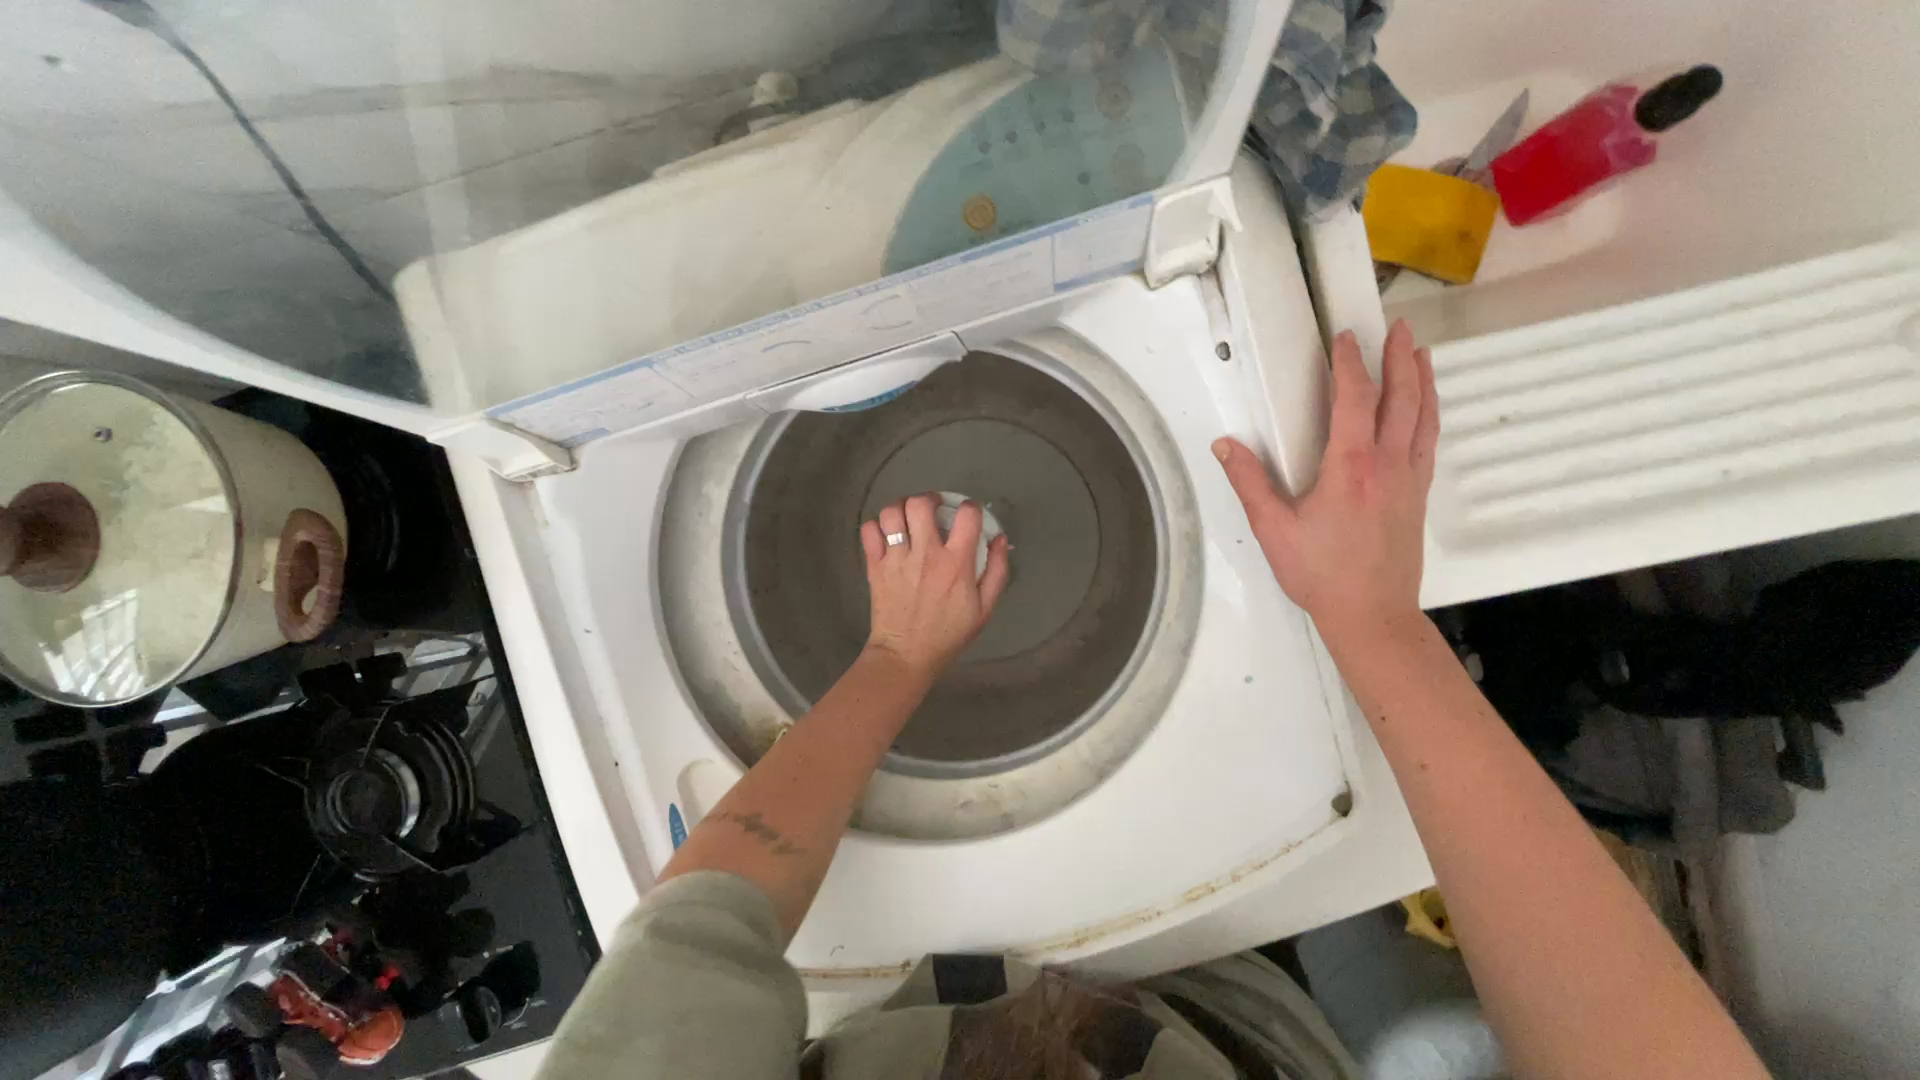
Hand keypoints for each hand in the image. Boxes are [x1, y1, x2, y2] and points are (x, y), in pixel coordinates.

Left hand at [859, 493, 1011, 679]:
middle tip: (933, 508)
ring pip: (892, 513)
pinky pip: (869, 531)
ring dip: (901, 508)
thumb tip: (999, 538)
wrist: (906, 655)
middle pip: (921, 505)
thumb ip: (997, 571)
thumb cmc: (949, 633)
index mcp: (956, 564)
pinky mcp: (875, 566)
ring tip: (907, 518)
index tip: (968, 513)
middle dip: (929, 499)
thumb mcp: (984, 608)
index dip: (970, 507)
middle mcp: (925, 554)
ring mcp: (896, 559)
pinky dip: (876, 526)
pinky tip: (886, 534)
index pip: (967, 516)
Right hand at [1213, 318, 1438, 643]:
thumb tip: (1226, 446)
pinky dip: (1429, 413)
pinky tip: (1426, 407)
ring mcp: (1409, 479)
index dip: (1350, 363)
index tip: (1344, 338)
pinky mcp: (1417, 495)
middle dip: (1398, 358)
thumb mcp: (1273, 529)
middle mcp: (1387, 464)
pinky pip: (1429, 441)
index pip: (1353, 399)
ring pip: (1423, 416)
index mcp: (1350, 467)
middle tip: (1396, 327)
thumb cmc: (1320, 574)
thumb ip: (1250, 482)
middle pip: (1400, 397)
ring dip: (1422, 380)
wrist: (1372, 614)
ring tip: (1419, 352)